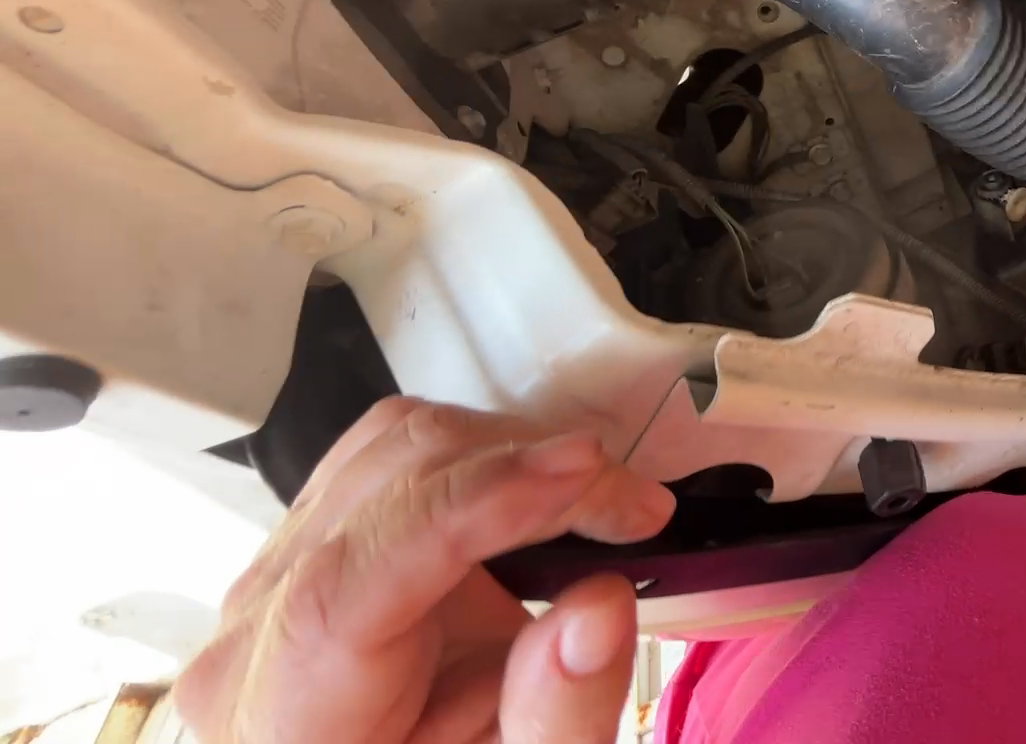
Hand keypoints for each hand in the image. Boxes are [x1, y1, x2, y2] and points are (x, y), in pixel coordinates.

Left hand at [177, 398, 675, 743]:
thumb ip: (562, 715)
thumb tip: (601, 600)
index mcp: (290, 721)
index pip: (348, 585)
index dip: (472, 507)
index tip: (588, 469)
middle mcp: (256, 630)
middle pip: (395, 486)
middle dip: (538, 473)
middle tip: (637, 511)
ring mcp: (282, 565)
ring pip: (403, 442)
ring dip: (523, 454)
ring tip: (597, 503)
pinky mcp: (321, 525)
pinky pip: (400, 442)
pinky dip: (490, 448)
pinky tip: (537, 494)